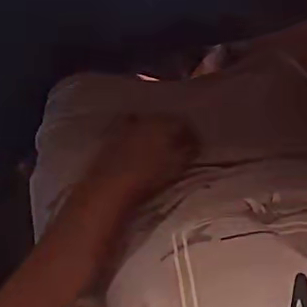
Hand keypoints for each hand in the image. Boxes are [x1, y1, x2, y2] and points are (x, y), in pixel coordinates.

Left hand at [70, 114, 197, 209]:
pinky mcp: (112, 137)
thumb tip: (193, 147)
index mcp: (165, 123)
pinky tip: (138, 151)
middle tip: (180, 148)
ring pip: (146, 125)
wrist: (109, 187)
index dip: (193, 137)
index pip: (185, 124)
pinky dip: (137, 138)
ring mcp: (127, 126)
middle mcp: (146, 119)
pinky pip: (130, 132)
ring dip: (155, 134)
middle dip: (174, 133)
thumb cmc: (148, 178)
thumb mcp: (176, 167)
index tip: (197, 149)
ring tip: (159, 150)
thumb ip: (188, 153)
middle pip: (165, 121)